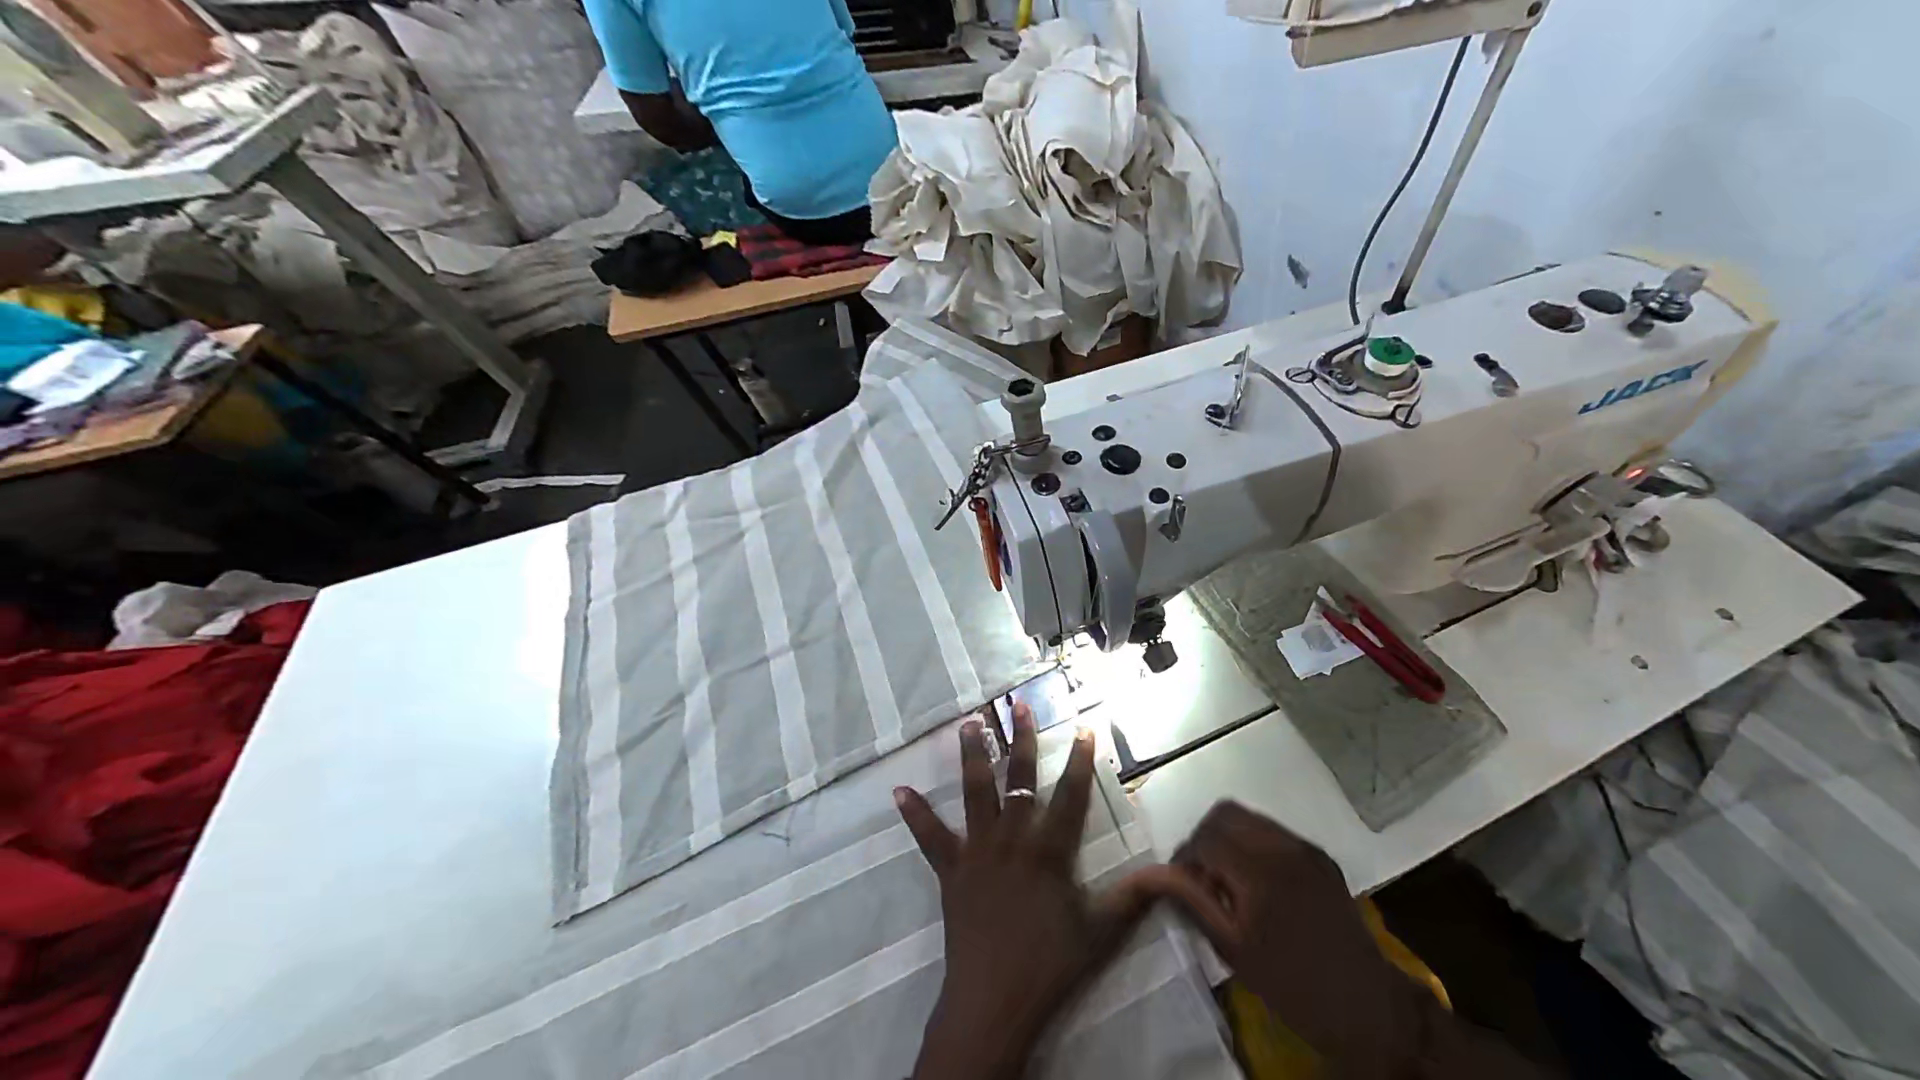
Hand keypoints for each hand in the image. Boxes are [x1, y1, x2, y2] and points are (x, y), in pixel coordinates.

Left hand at [895, 706, 1198, 1079]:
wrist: (994, 998)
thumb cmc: (1050, 963)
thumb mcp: (1101, 932)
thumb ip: (1135, 897)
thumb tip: (1171, 871)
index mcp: (1049, 850)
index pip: (1071, 796)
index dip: (1080, 761)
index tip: (1083, 728)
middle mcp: (1011, 839)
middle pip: (1018, 780)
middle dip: (1021, 740)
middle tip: (1019, 706)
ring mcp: (977, 851)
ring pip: (975, 792)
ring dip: (973, 756)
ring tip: (970, 723)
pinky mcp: (950, 869)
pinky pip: (930, 837)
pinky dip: (915, 813)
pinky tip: (898, 790)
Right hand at [1167, 802, 1428, 1078]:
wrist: (1367, 1007)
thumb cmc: (1292, 985)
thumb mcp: (1231, 947)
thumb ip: (1191, 900)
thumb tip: (1153, 873)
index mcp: (1259, 870)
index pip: (1204, 836)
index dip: (1185, 856)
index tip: (1182, 883)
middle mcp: (1283, 847)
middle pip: (1225, 813)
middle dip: (1204, 838)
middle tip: (1201, 875)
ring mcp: (1306, 848)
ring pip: (1249, 818)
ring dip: (1228, 839)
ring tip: (1228, 880)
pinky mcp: (1320, 857)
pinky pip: (1273, 833)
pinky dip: (1253, 845)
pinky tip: (1256, 884)